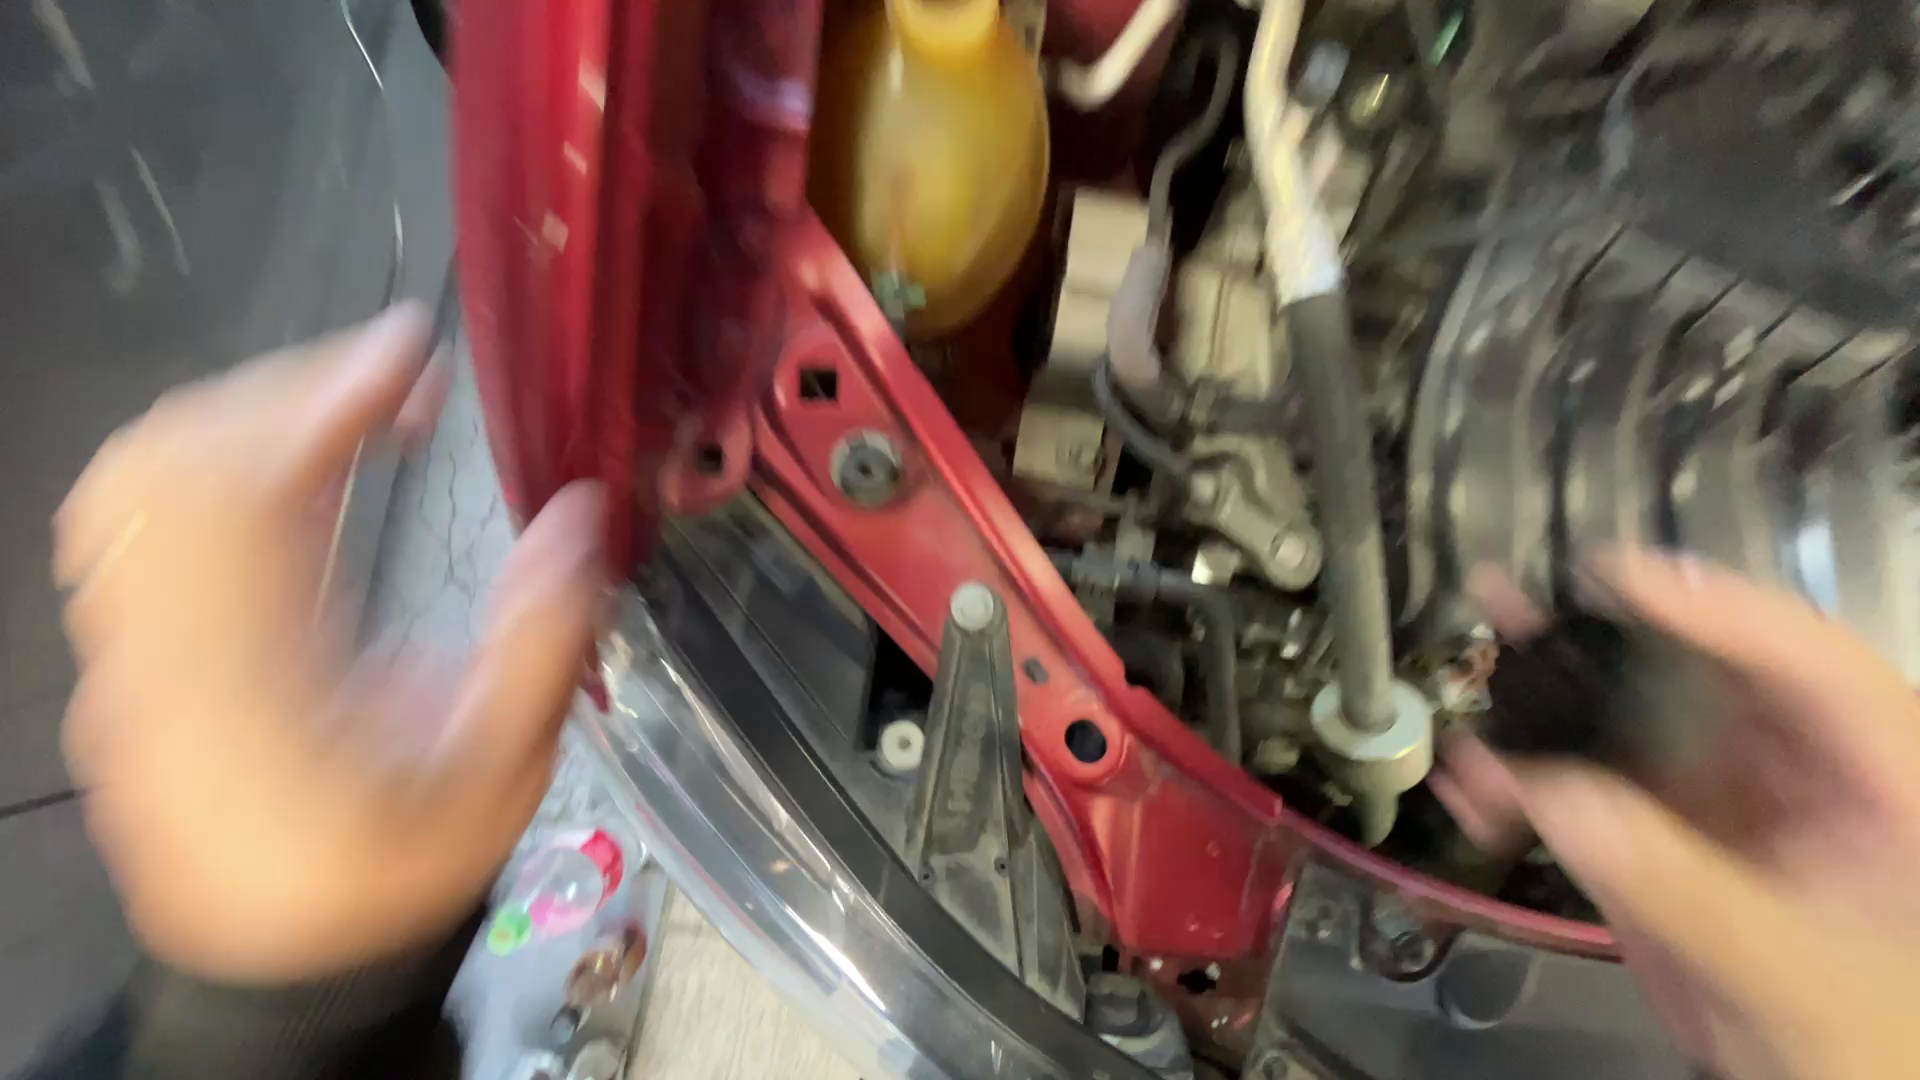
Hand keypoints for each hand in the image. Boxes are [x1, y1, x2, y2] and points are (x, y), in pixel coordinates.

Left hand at [54, 305, 607, 982]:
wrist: (296, 957)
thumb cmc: (408, 862)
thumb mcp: (507, 764)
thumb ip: (544, 636)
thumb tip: (581, 513)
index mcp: (252, 682)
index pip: (246, 495)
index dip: (323, 400)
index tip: (407, 349)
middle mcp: (162, 656)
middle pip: (172, 468)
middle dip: (289, 390)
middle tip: (398, 377)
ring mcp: (132, 658)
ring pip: (142, 487)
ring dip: (253, 418)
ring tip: (362, 408)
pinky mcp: (141, 660)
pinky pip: (148, 527)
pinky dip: (225, 462)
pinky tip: (308, 467)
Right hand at [1434, 552, 1919, 1079]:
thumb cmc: (1868, 1049)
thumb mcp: (1791, 977)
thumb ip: (1679, 885)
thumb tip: (1556, 795)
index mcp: (1876, 790)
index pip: (1811, 670)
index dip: (1717, 607)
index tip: (1617, 572)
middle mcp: (1784, 774)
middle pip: (1686, 675)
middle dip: (1589, 636)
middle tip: (1508, 599)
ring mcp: (1704, 800)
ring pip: (1609, 724)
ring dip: (1530, 704)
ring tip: (1472, 667)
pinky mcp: (1640, 829)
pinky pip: (1564, 785)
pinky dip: (1508, 781)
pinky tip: (1469, 786)